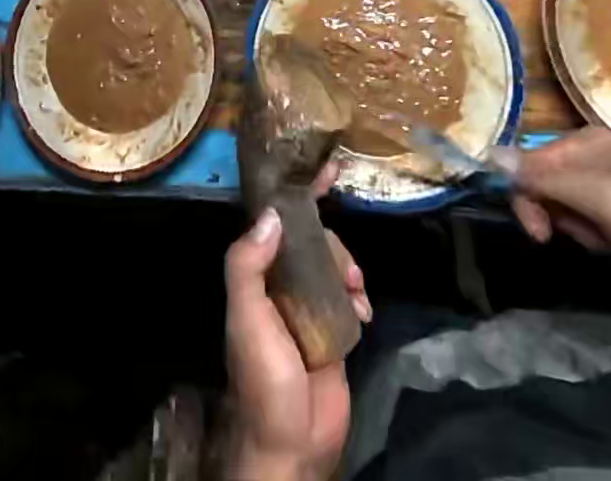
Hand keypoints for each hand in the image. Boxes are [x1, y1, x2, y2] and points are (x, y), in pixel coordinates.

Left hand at [224, 166, 370, 480]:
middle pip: (313, 240)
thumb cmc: (263, 374)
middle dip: (333, 244)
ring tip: (357, 294)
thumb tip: (271, 215)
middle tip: (349, 269)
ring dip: (350, 270)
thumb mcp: (246, 315)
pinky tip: (363, 313)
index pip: (276, 222)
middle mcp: (282, 282)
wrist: (293, 443)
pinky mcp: (335, 327)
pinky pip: (351, 295)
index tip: (326, 167)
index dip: (298, 194)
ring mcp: (310, 304)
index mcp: (258, 274)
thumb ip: (248, 265)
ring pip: (335, 263)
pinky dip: (360, 297)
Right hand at [505, 129, 610, 305]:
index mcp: (589, 142)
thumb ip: (545, 178)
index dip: (528, 199)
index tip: (542, 236)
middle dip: (562, 218)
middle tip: (591, 241)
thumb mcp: (603, 200)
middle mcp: (599, 154)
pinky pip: (599, 220)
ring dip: (586, 232)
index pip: (528, 164)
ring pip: (573, 207)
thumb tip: (490, 154)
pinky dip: (607, 238)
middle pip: (549, 185)